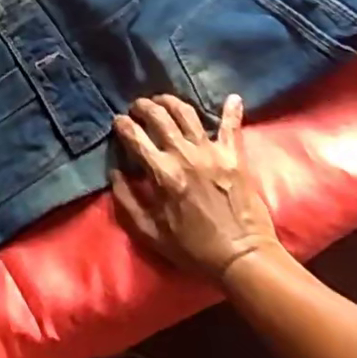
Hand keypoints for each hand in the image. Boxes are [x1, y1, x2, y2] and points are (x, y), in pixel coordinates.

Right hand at [109, 94, 279, 285]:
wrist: (243, 260)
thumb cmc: (194, 249)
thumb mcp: (150, 233)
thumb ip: (126, 200)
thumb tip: (113, 173)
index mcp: (161, 172)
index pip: (133, 134)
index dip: (121, 124)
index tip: (118, 123)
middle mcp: (183, 154)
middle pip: (158, 115)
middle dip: (142, 106)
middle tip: (138, 109)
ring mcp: (211, 152)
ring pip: (186, 112)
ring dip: (170, 101)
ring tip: (163, 102)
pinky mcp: (234, 156)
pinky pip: (232, 127)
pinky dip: (232, 110)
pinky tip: (232, 98)